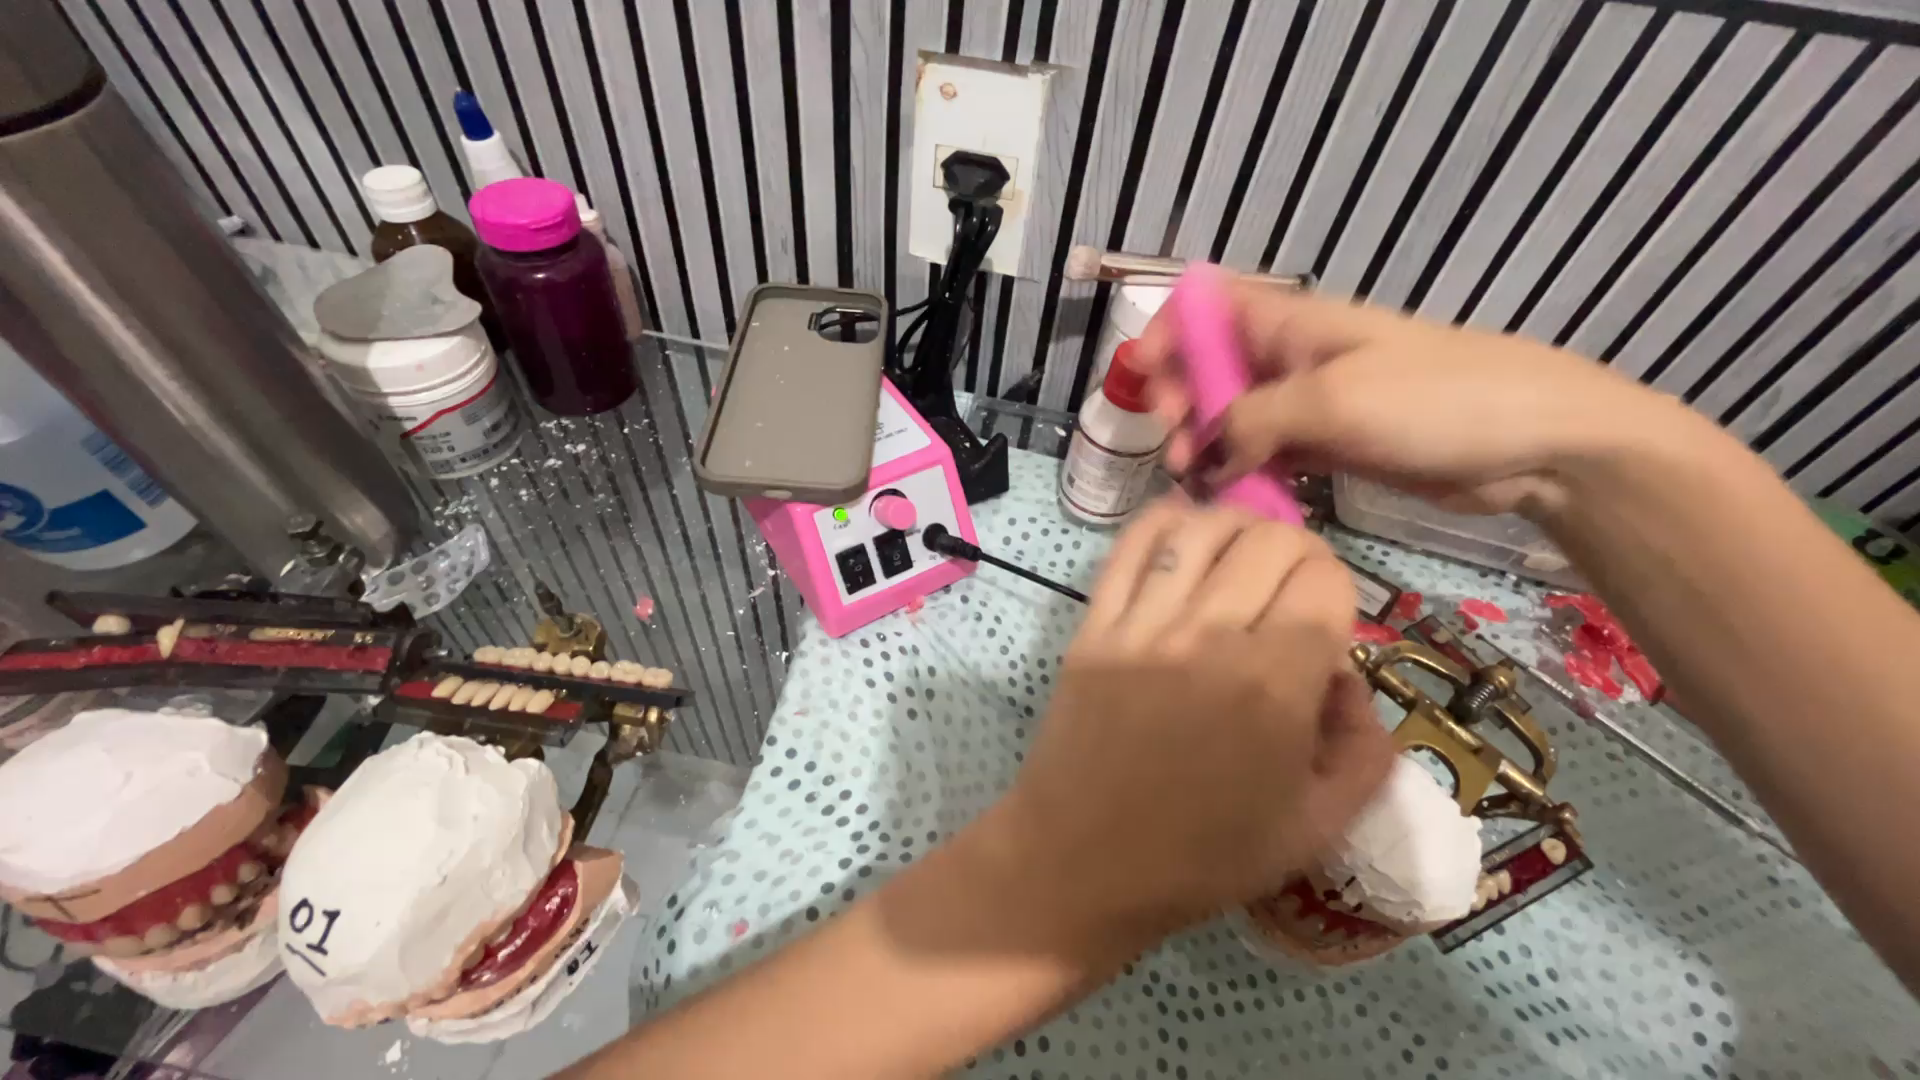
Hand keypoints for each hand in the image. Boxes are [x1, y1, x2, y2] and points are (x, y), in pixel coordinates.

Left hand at [987, 501, 1393, 942]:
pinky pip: (1129, 548)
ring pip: (1201, 531)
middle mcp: (1209, 639)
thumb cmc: (1202, 857)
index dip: (1337, 586)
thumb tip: (1345, 675)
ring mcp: (1142, 627)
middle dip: (1297, 552)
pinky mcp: (1092, 627)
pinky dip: (1163, 522)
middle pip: (1270, 542)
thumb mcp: (1316, 828)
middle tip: (1290, 588)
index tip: (1326, 619)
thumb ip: (1363, 749)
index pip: (1324, 580)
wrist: (1081, 862)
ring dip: (1235, 527)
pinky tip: (1182, 527)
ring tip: (1241, 553)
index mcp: (1275, 687)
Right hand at [1131, 277, 1681, 515]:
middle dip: (1180, 402)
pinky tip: (1227, 495)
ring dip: (1205, 444)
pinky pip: (1263, 453)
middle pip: (1209, 367)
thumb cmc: (1433, 399)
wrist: (1534, 442)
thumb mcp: (1331, 400)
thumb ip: (1251, 421)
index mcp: (1290, 322)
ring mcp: (1308, 403)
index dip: (1168, 333)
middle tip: (1175, 448)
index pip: (1208, 307)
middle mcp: (1290, 357)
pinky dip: (1239, 471)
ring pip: (1232, 416)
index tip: (1145, 381)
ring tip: (1194, 481)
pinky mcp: (1326, 445)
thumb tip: (1203, 455)